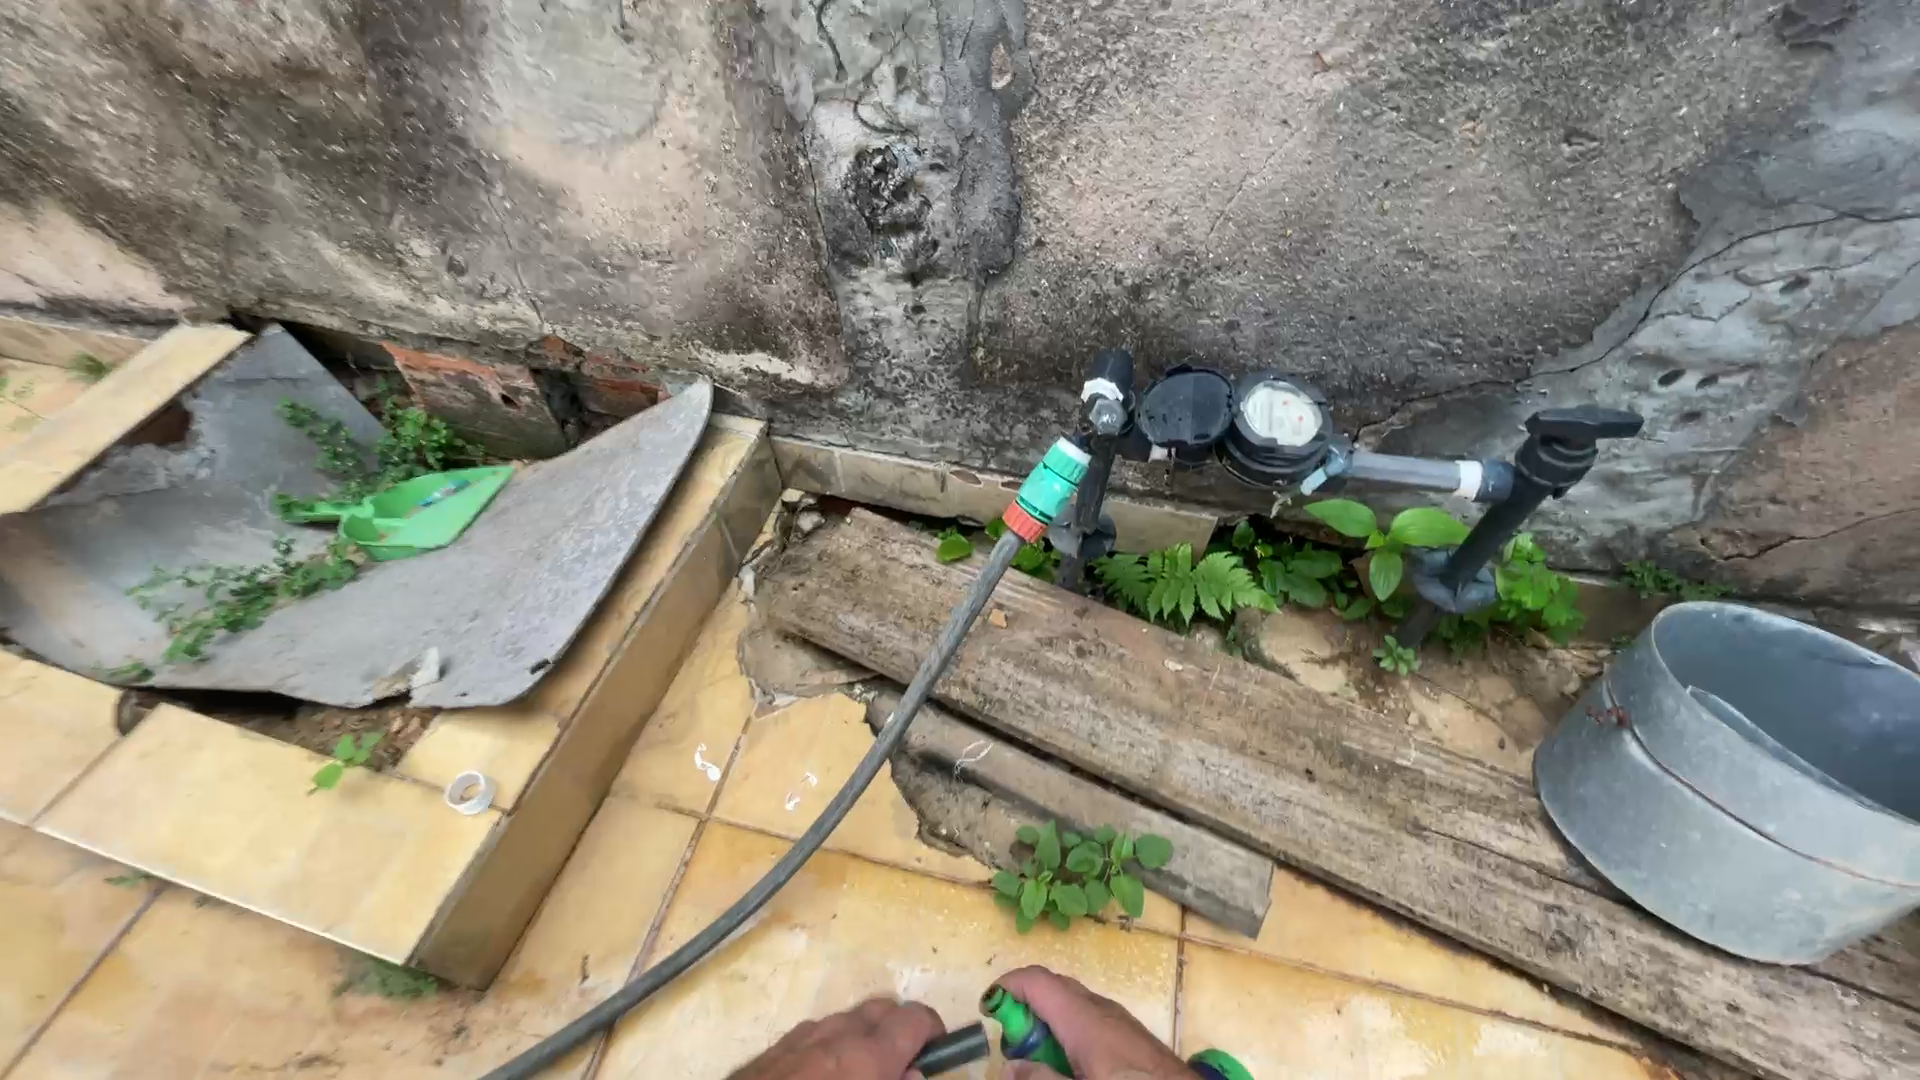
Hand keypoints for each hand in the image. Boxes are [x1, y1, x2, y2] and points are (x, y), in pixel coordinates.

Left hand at [726, 997, 945, 1079]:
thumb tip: (912, 1074)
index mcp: (867, 1056)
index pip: (916, 1018)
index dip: (934, 1033)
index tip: (938, 1054)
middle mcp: (837, 1033)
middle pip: (883, 1008)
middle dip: (900, 1030)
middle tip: (904, 1068)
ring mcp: (802, 1036)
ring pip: (848, 1020)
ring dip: (865, 1038)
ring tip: (864, 1076)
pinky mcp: (774, 1048)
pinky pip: (815, 1034)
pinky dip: (831, 1047)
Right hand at [993, 967, 1189, 1079]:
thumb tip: (1008, 1067)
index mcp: (1083, 1018)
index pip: (1037, 980)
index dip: (1007, 985)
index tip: (986, 1007)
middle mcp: (1099, 1007)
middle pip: (1053, 986)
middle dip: (1025, 1004)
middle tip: (1009, 1038)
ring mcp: (1117, 1018)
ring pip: (1072, 1001)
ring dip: (1047, 1017)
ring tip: (1037, 1052)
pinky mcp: (1129, 1033)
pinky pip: (1088, 1015)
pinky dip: (1068, 1026)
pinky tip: (1070, 1059)